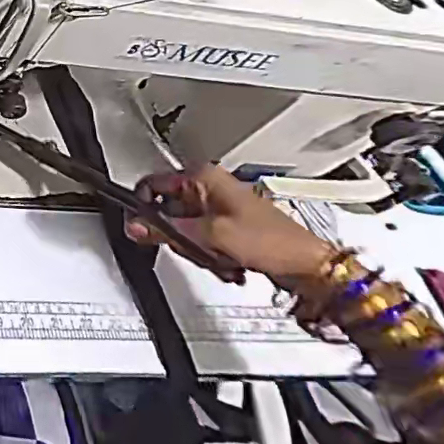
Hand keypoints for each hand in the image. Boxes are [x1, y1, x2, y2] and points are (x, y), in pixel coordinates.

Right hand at [124, 166, 334, 287]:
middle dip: (180, 237)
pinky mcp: (225, 228)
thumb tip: (136, 225)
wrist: (307, 267)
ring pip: (184, 231)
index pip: (153, 184)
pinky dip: (210, 257)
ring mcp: (216, 209)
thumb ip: (168, 230)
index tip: (140, 229)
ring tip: (219, 258)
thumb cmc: (272, 240)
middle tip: (196, 249)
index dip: (144, 207)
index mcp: (202, 176)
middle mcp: (208, 188)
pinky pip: (200, 243)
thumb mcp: (210, 235)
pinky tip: (228, 265)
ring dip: (198, 250)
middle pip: (168, 211)